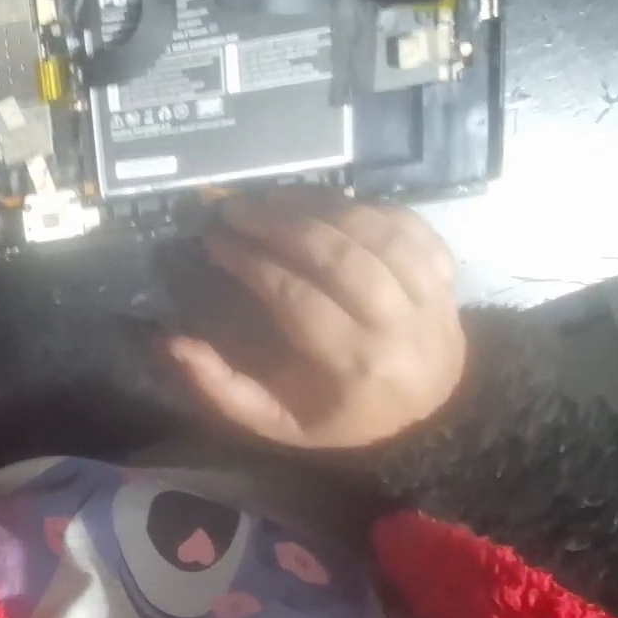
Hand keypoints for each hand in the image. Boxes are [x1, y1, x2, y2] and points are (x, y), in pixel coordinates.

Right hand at [169, 190, 465, 449]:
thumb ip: (219, 387)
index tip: (214, 242)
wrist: (427, 418)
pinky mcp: (447, 277)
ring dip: (319, 207)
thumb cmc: (335, 415)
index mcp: (354, 366)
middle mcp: (400, 329)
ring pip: (377, 235)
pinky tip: (323, 202)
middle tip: (234, 210)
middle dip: (280, 225)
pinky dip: (365, 206)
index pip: (298, 299)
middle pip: (341, 259)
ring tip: (271, 197)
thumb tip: (171, 343)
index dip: (251, 263)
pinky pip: (410, 227)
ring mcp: (432, 298)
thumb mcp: (272, 420)